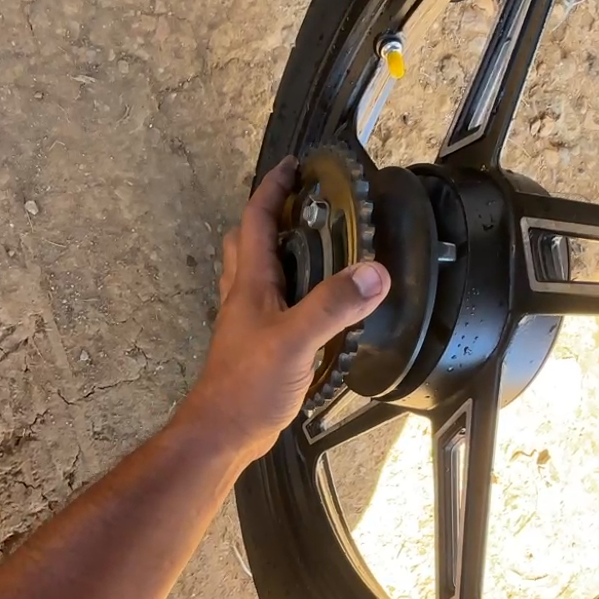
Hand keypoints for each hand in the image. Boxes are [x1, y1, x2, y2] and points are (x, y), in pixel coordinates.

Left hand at [173, 156, 389, 461]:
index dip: (273, 189)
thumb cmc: (248, 384)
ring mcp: (249, 323)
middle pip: (248, 242)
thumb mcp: (295, 341)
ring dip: (279, 254)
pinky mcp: (258, 347)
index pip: (255, 220)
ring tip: (319, 250)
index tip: (295, 166)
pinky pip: (273, 306)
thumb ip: (333, 306)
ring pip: (258, 275)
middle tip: (307, 208)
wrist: (223, 432)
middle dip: (271, 216)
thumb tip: (375, 273)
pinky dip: (291, 293)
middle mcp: (245, 296)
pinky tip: (316, 307)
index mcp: (250, 283)